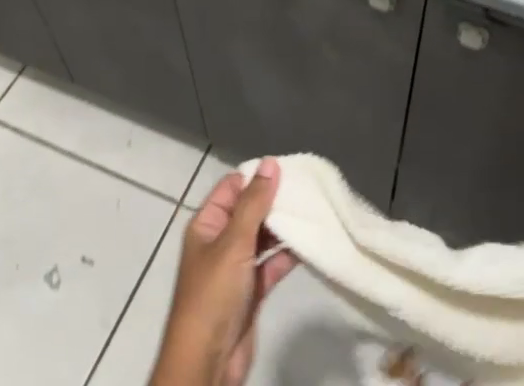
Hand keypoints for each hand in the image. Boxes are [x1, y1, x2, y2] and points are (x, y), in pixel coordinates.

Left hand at [150, 158, 298, 385]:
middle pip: (250, 211)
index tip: (291, 167)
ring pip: (264, 237)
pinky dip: (289, 254)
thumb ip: (254, 203)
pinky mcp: (252, 289)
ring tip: (316, 209)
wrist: (208, 360)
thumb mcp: (233, 243)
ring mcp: (236, 266)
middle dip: (276, 200)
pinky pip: (272, 263)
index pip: (232, 188)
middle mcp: (220, 241)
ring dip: (286, 226)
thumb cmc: (213, 294)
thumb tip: (271, 163)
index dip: (257, 176)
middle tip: (310, 187)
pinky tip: (312, 243)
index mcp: (206, 225)